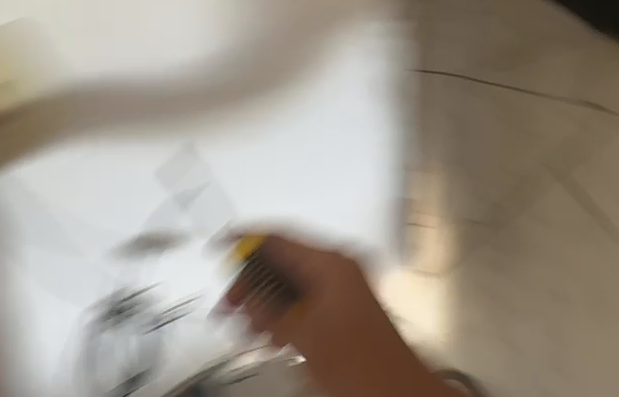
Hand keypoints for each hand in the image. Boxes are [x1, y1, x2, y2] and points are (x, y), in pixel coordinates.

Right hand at [217, 233, 450, 396]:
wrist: (396, 391)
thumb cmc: (361, 364)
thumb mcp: (302, 334)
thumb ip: (270, 309)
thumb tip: (246, 290)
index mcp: (332, 262)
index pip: (280, 238)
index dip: (247, 240)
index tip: (221, 245)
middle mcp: (340, 266)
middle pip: (285, 261)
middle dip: (253, 281)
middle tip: (227, 303)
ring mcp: (344, 285)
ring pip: (294, 282)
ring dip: (267, 301)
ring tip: (244, 324)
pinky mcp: (345, 306)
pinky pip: (306, 298)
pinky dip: (285, 312)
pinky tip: (271, 333)